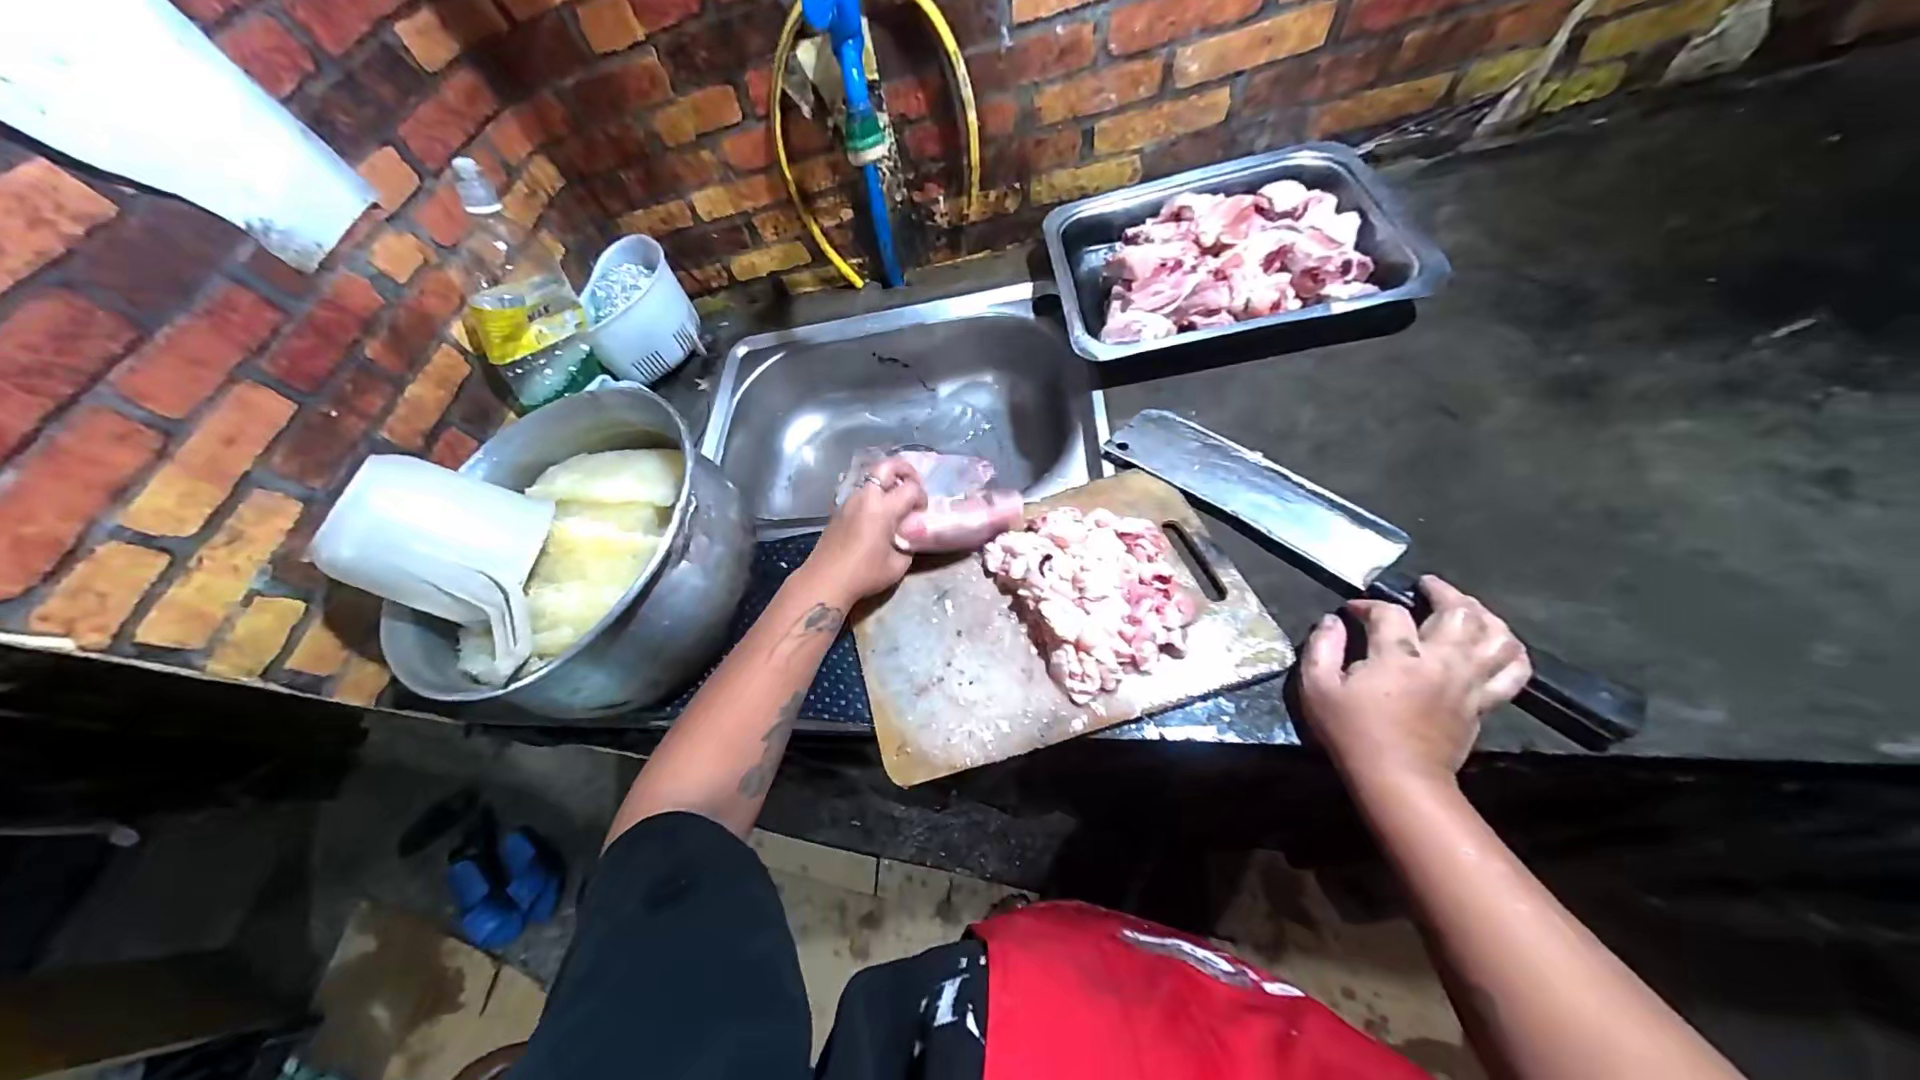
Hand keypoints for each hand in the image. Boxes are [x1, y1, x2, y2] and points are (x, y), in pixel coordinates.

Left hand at [803, 457, 927, 604]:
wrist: (825, 581)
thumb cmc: (864, 574)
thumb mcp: (898, 564)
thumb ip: (909, 544)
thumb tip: (909, 535)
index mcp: (883, 508)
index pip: (911, 488)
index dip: (922, 496)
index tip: (922, 511)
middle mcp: (865, 497)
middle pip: (887, 465)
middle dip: (905, 470)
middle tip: (913, 484)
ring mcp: (849, 500)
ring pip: (870, 475)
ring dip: (887, 481)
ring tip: (895, 498)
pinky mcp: (839, 509)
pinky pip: (860, 490)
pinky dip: (873, 493)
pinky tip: (878, 512)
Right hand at [1298, 576, 1530, 789]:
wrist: (1398, 779)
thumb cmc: (1352, 732)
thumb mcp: (1317, 688)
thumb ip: (1321, 648)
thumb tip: (1332, 621)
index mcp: (1399, 656)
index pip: (1389, 612)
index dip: (1368, 605)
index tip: (1352, 611)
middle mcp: (1442, 661)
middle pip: (1459, 611)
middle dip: (1442, 591)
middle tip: (1426, 586)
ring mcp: (1469, 682)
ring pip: (1496, 634)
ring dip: (1483, 613)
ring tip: (1466, 606)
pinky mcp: (1484, 702)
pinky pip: (1514, 671)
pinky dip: (1513, 651)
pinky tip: (1500, 642)